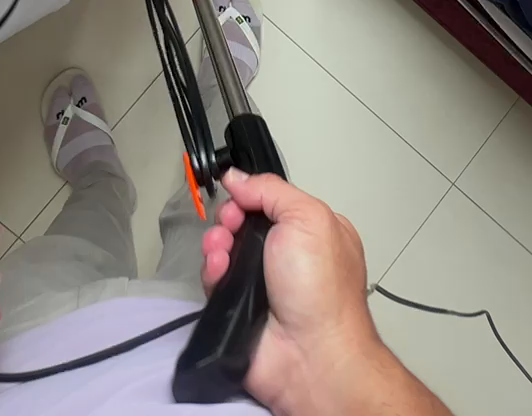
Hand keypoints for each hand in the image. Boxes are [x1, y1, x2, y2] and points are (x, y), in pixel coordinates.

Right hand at [202, 172, 447, 415]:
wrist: (310, 355)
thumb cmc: (319, 284)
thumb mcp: (306, 217)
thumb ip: (270, 190)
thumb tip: (236, 177)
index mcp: (310, 230)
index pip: (270, 201)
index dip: (251, 196)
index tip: (239, 198)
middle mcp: (286, 254)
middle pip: (243, 222)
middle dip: (229, 218)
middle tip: (230, 225)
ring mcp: (261, 282)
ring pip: (225, 248)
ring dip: (216, 242)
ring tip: (220, 250)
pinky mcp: (237, 306)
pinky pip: (216, 279)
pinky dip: (212, 271)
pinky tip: (218, 270)